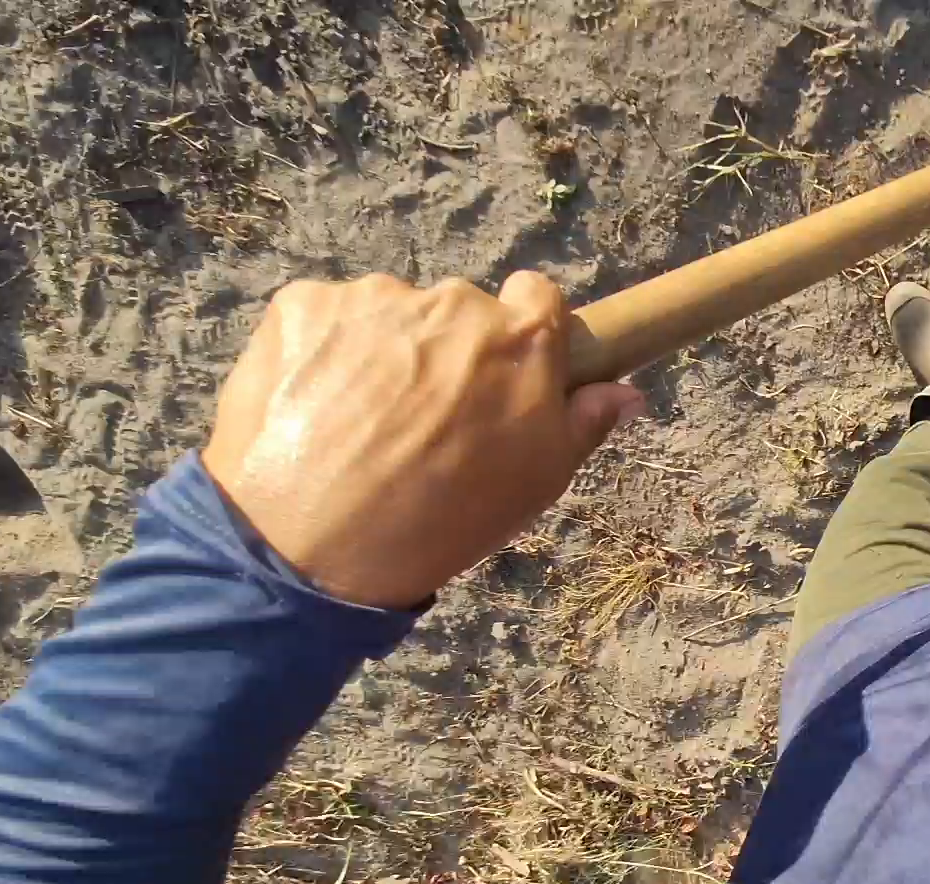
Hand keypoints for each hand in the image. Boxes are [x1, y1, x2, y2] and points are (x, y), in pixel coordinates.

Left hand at [201, 273, 643, 608]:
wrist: (321, 542)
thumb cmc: (457, 512)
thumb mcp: (544, 475)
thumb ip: (587, 420)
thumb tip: (629, 393)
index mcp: (522, 338)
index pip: (539, 294)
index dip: (530, 330)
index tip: (514, 369)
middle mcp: (453, 301)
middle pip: (466, 308)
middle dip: (461, 347)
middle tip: (440, 413)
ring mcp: (372, 298)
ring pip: (399, 312)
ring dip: (398, 347)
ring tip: (376, 416)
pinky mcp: (301, 304)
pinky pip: (336, 315)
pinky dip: (337, 348)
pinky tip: (328, 403)